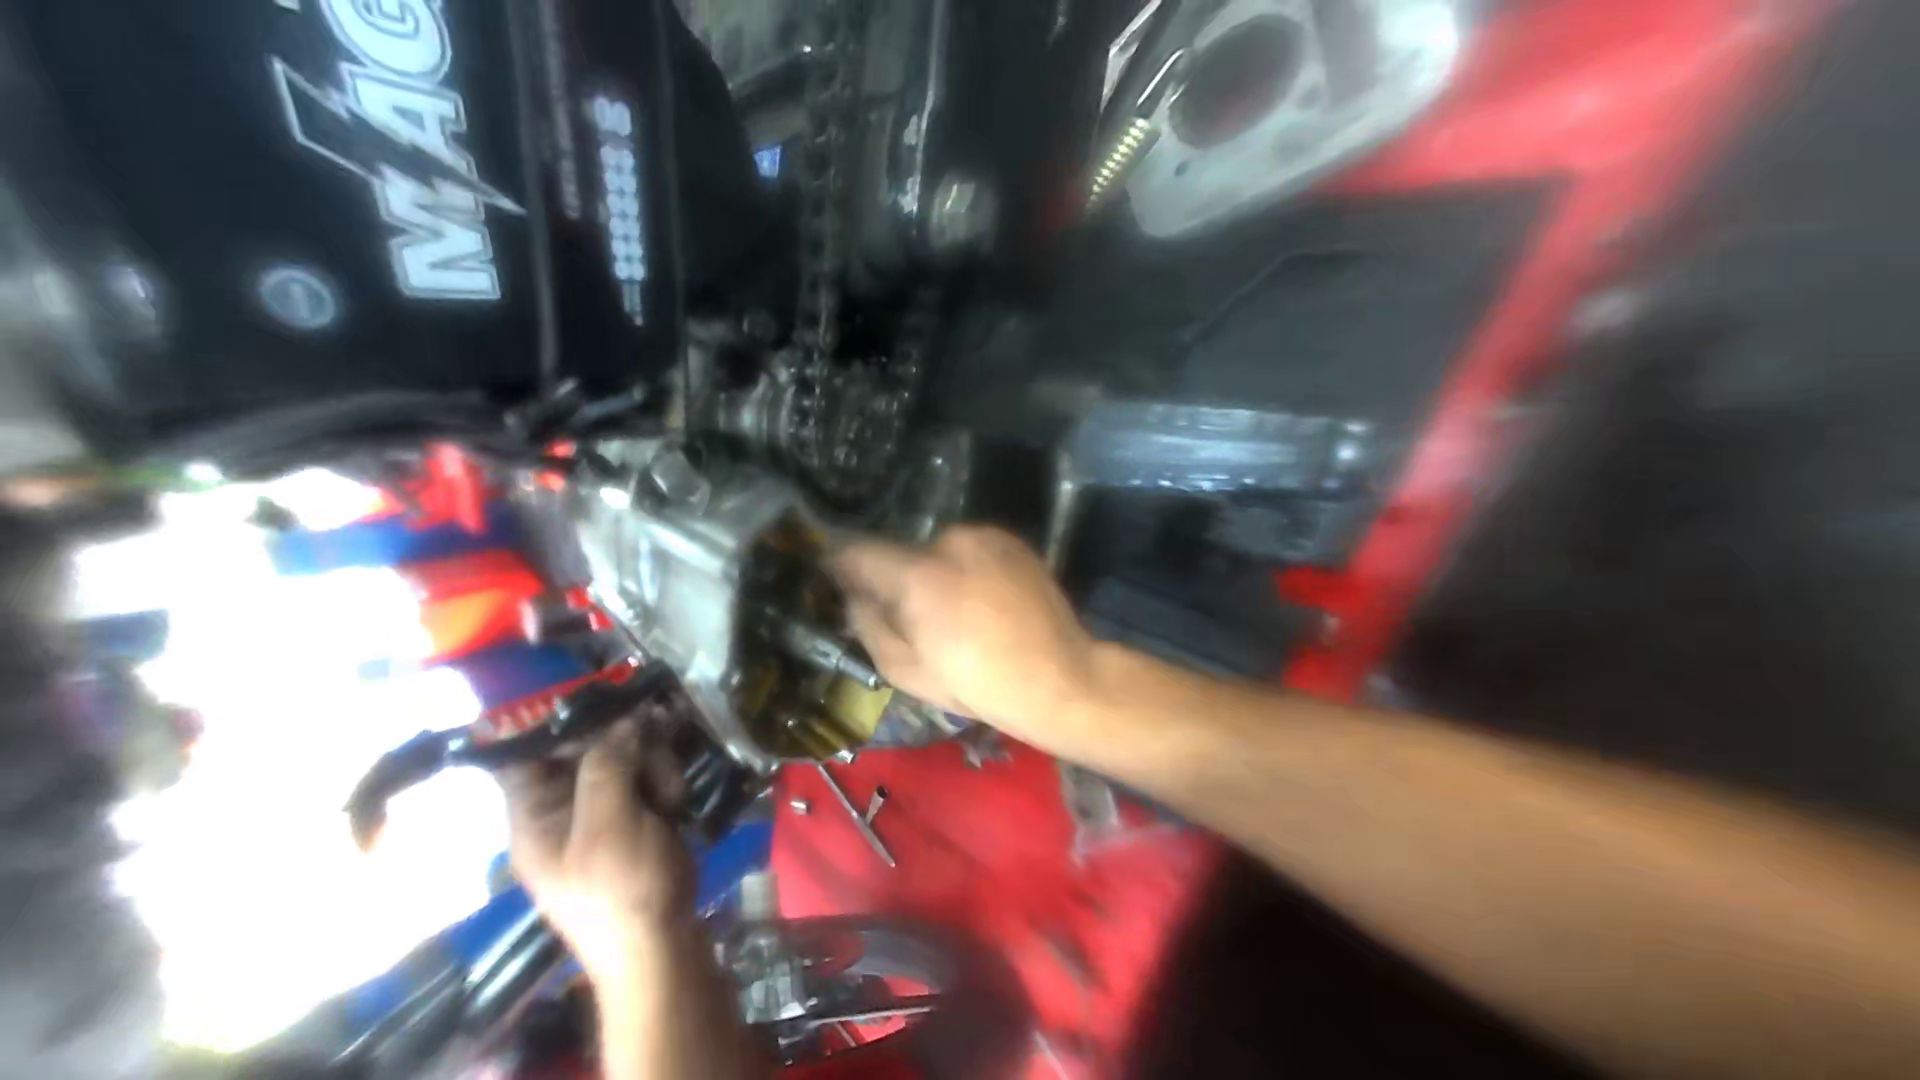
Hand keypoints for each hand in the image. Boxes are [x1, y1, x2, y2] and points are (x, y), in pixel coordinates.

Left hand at [497, 717, 690, 989]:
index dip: (555, 722)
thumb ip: (607, 767)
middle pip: (588, 747)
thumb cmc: (621, 889)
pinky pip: (649, 777)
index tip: (599, 696)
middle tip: (653, 749)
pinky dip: (666, 782)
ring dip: (654, 767)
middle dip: (626, 746)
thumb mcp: (607, 827)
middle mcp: (564, 806)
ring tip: (670, 796)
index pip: (527, 752)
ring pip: (627, 757)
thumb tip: (622, 718)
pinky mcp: (637, 815)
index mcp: (535, 814)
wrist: (661, 943)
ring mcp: (604, 810)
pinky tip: (676, 803)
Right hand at [832, 526, 1097, 750]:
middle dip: (898, 580)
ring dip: (934, 574)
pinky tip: (985, 602)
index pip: (857, 552)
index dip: (839, 565)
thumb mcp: (906, 670)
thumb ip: (868, 625)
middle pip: (902, 554)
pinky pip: (971, 551)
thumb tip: (853, 596)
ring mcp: (986, 537)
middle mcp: (950, 541)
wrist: (1061, 678)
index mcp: (919, 575)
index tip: (835, 578)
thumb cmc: (978, 684)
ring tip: (957, 613)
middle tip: (911, 616)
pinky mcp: (1012, 541)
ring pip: (938, 552)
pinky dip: (966, 569)